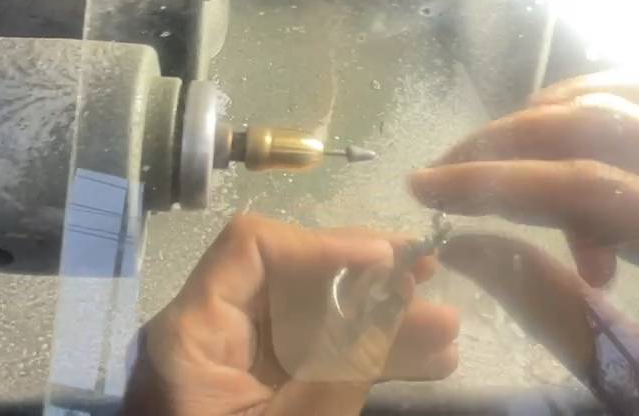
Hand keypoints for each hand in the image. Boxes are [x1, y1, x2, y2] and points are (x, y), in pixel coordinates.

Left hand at [124, 214, 460, 415]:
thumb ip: (339, 369)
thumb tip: (395, 302)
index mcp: (193, 333)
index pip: (251, 248)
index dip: (320, 243)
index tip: (381, 256)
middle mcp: (213, 333)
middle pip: (290, 280)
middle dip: (364, 278)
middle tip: (426, 270)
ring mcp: (239, 366)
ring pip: (313, 323)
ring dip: (380, 323)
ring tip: (445, 328)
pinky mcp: (262, 394)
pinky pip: (315, 362)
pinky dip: (364, 361)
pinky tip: (425, 364)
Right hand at [410, 71, 638, 414]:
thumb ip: (553, 312)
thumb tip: (461, 244)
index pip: (598, 190)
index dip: (496, 183)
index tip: (425, 187)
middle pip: (612, 129)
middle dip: (512, 143)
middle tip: (448, 169)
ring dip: (554, 123)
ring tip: (509, 173)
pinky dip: (605, 119)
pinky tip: (569, 153)